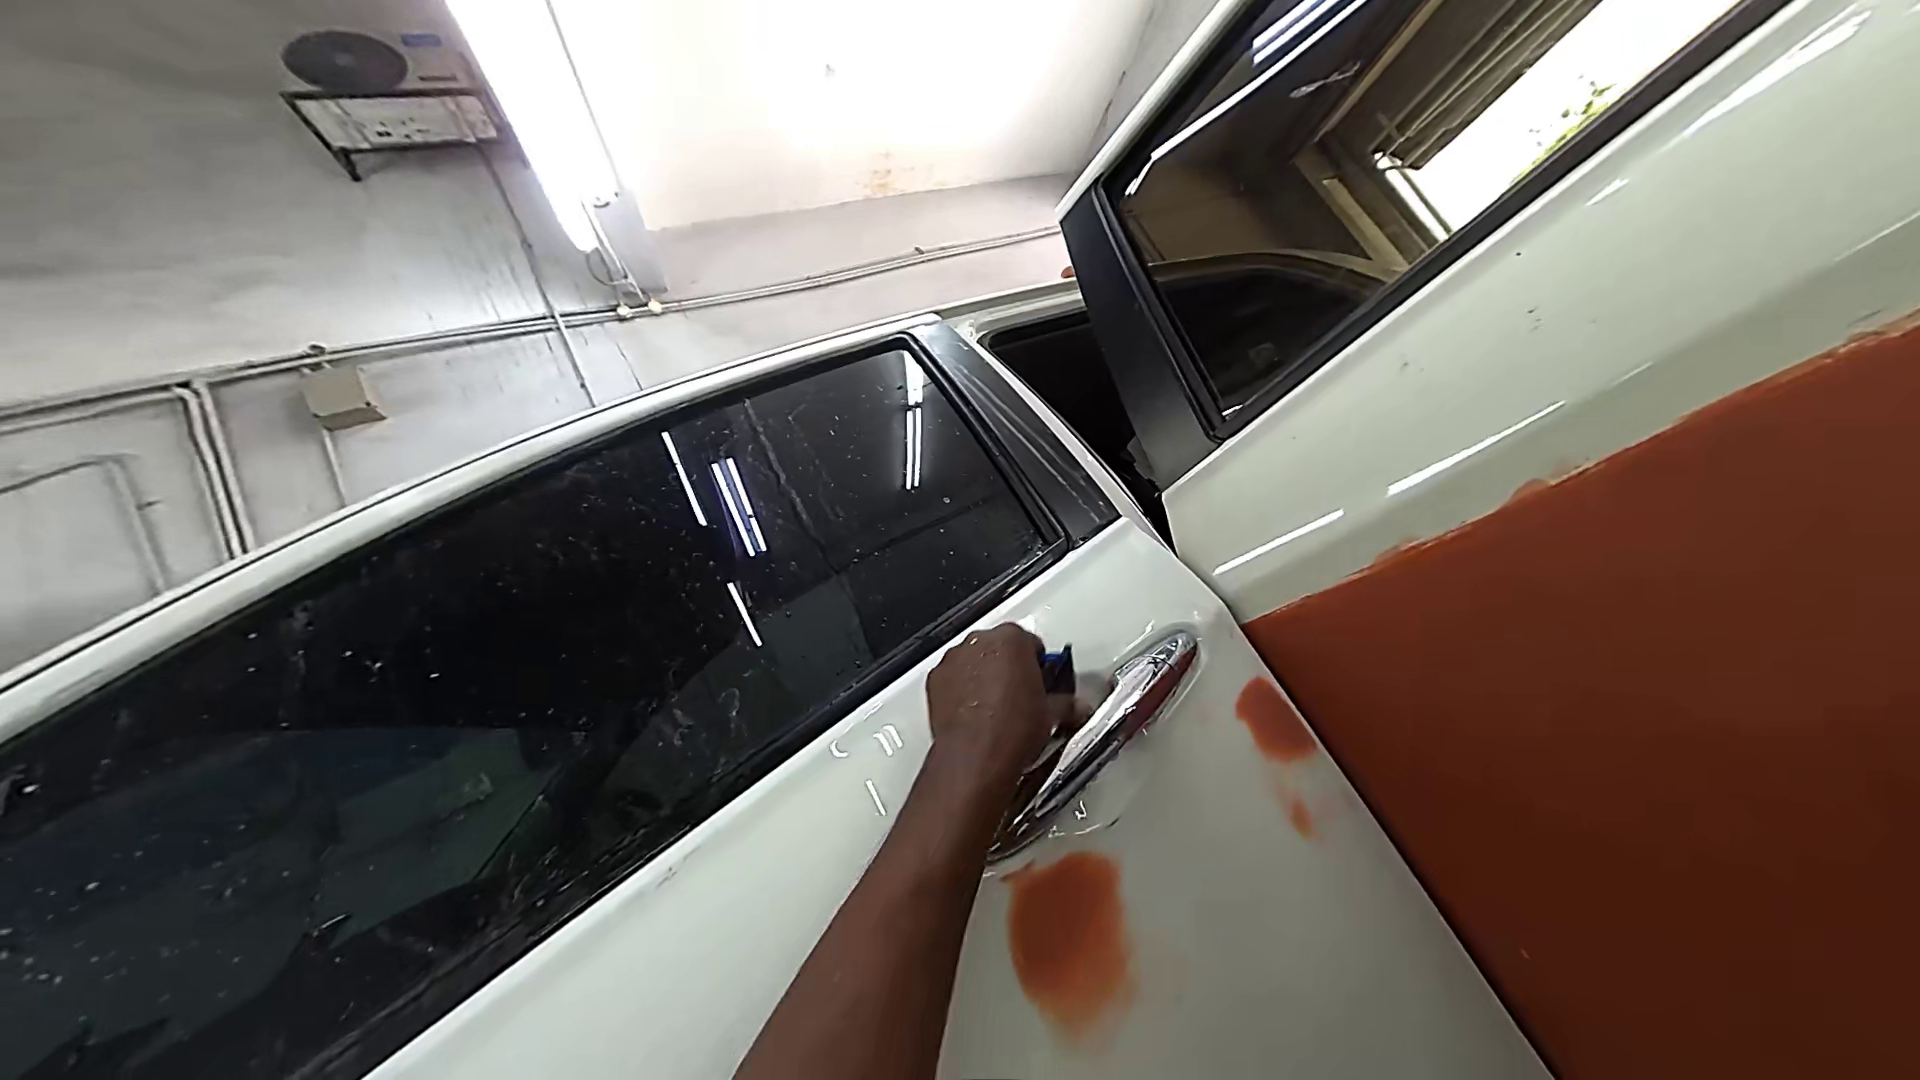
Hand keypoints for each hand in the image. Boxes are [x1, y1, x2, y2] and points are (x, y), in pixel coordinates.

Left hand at [923, 623, 1066, 796]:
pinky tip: (975, 712)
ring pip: (974, 660)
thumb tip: (1074, 708)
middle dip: (1010, 665)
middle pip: (1000, 647)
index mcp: (1012, 640)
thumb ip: (1066, 703)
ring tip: (997, 705)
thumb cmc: (1009, 731)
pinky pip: (953, 677)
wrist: (975, 756)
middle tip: (1022, 692)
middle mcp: (981, 643)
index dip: (1039, 663)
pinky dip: (961, 688)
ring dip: (984, 674)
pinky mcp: (936, 679)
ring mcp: (955, 660)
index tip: (1041, 678)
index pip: (1030, 641)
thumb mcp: (1052, 715)